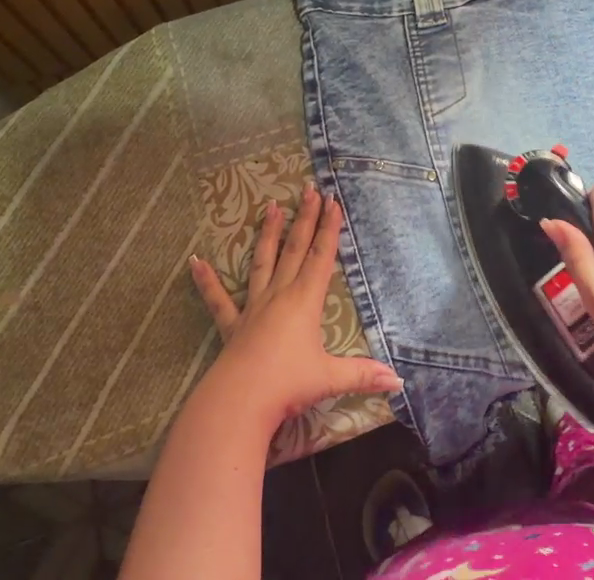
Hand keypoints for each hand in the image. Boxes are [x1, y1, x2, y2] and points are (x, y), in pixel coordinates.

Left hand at [189, 187, 402, 427]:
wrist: (240, 402)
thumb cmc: (288, 385)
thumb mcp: (331, 378)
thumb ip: (364, 375)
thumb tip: (398, 381)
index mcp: (305, 301)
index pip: (322, 257)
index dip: (329, 229)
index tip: (333, 201)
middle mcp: (280, 295)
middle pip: (295, 250)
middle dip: (305, 219)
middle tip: (309, 190)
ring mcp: (254, 307)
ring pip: (262, 263)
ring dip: (268, 234)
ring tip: (270, 206)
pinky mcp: (233, 326)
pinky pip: (218, 299)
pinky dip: (207, 281)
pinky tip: (195, 261)